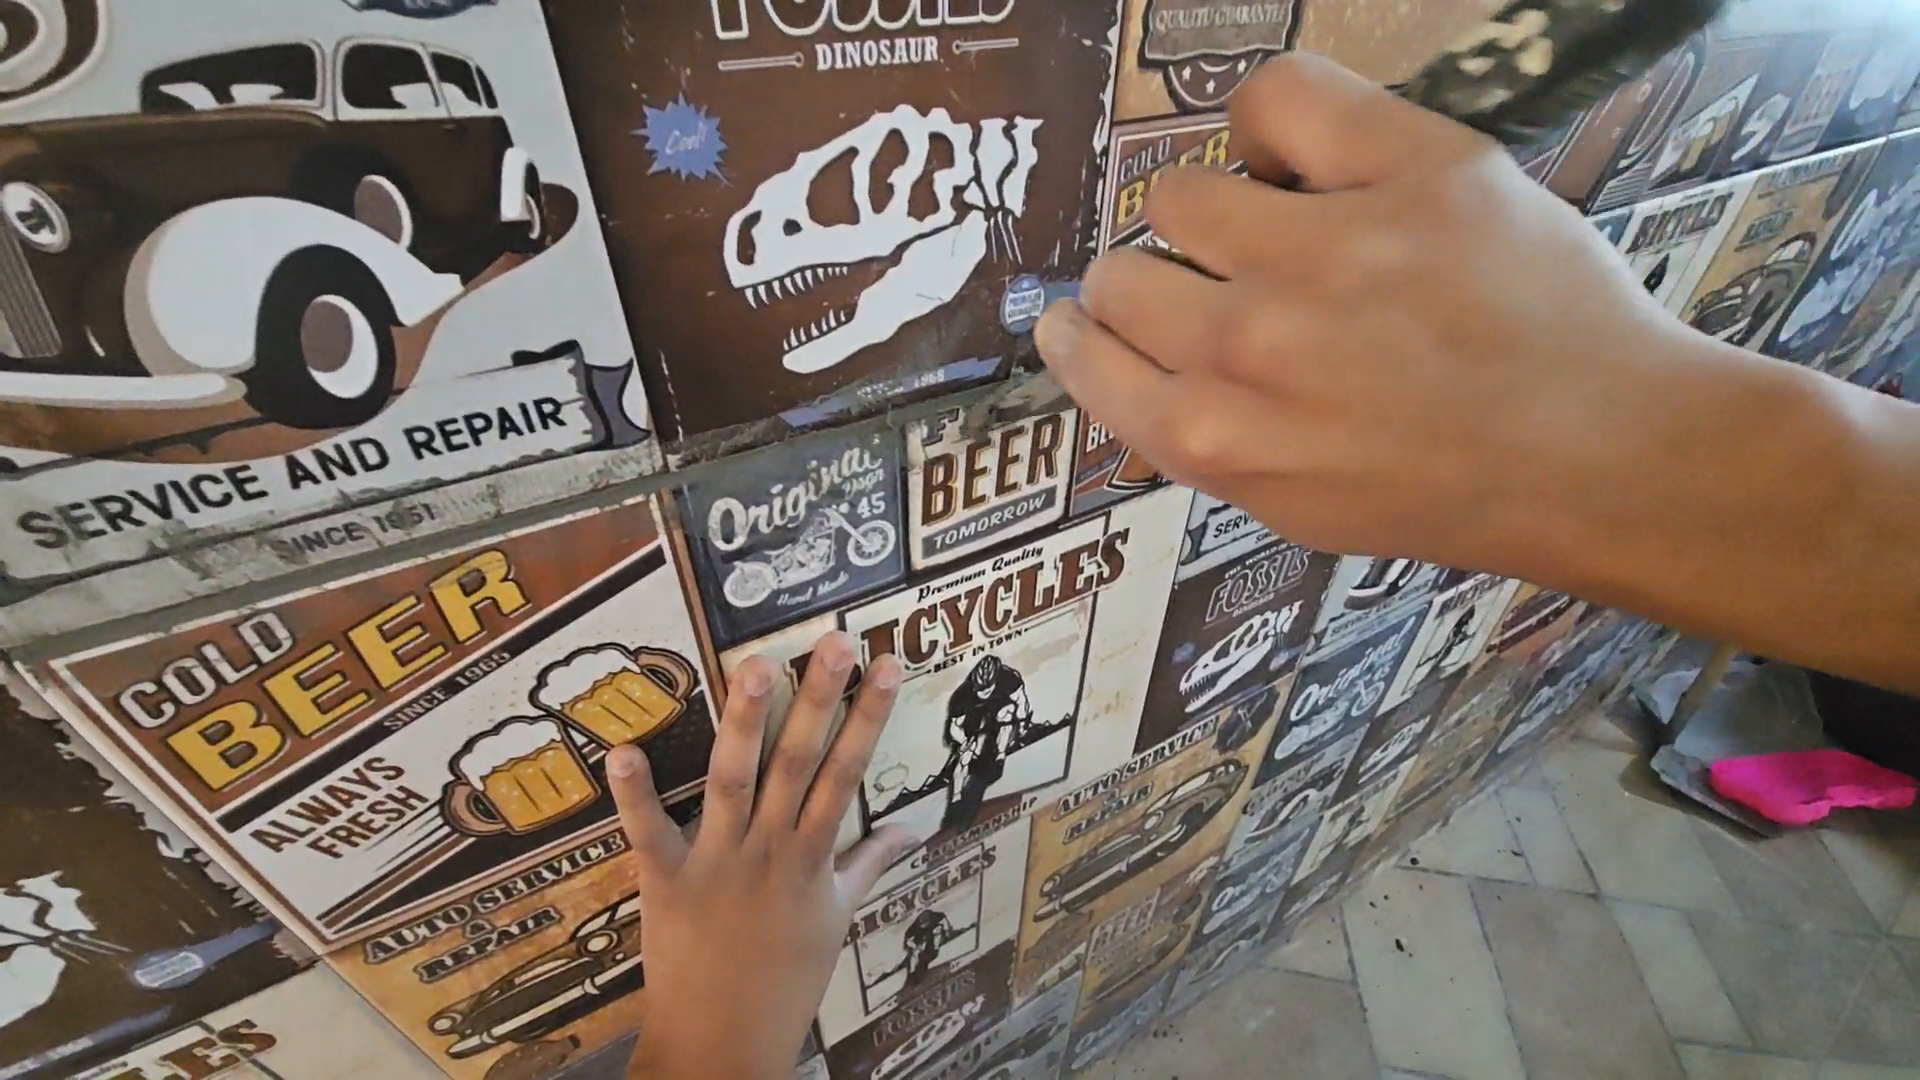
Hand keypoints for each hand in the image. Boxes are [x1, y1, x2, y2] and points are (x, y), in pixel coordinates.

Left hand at [609, 632, 921, 1079]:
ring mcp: (717, 863)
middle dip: (819, 699)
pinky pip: (648, 834)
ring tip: (756, 665)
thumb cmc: (787, 980)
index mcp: (814, 856)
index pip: (848, 772)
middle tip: (834, 643)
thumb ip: (872, 863)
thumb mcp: (840, 918)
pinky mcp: (666, 883)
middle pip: (798, 762)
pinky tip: (621, 748)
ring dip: (744, 722)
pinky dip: (635, 795)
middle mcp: (771, 849)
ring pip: (734, 781)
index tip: (887, 666)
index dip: (870, 717)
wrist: (722, 1049)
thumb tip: (914, 828)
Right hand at [1036, 53, 1695, 580]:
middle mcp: (1242, 346)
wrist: (1585, 453)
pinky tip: (1291, 162)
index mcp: (1207, 436)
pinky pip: (1273, 100)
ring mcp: (1321, 254)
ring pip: (1175, 194)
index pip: (1084, 358)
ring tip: (1258, 234)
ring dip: (1199, 220)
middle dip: (1139, 288)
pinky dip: (1262, 126)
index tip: (1082, 322)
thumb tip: (1123, 358)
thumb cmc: (1415, 493)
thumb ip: (1184, 436)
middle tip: (1198, 294)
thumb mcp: (1272, 502)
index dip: (1076, 334)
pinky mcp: (1408, 172)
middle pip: (1116, 273)